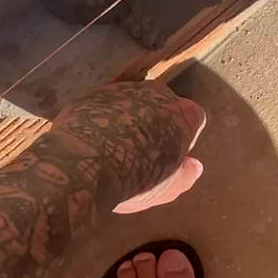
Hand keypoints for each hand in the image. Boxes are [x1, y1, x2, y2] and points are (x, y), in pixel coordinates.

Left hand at [49, 83, 206, 212]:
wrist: (83, 163)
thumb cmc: (135, 178)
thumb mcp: (168, 188)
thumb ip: (186, 175)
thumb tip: (194, 166)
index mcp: (184, 115)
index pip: (194, 119)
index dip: (184, 137)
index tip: (172, 155)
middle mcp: (159, 94)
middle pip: (164, 106)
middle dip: (157, 124)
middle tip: (144, 153)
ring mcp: (125, 89)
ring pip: (134, 103)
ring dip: (129, 119)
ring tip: (115, 148)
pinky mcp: (95, 93)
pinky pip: (106, 105)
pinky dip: (104, 118)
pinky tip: (94, 141)